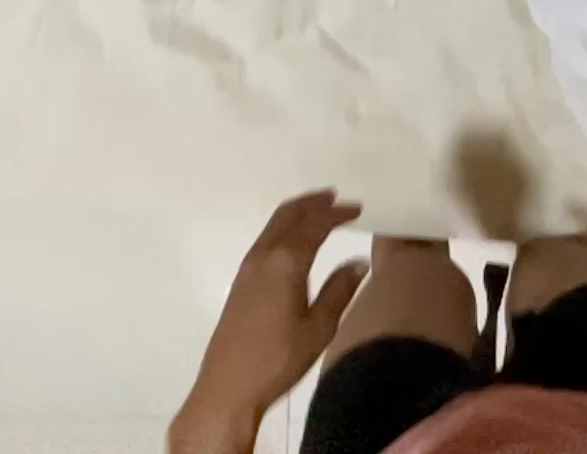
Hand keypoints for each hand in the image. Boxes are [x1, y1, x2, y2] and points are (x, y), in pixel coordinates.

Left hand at [170, 190, 367, 453]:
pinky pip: (267, 237)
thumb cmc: (278, 358)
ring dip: (297, 212)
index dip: (337, 213)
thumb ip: (340, 289)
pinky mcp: (241, 281)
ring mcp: (249, 267)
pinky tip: (294, 240)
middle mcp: (265, 255)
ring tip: (318, 211)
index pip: (316, 224)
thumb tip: (359, 261)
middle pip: (290, 214)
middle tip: (335, 197)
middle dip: (313, 203)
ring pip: (275, 224)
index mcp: (286, 261)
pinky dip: (284, 226)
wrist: (227, 389)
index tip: (357, 208)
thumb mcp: (319, 327)